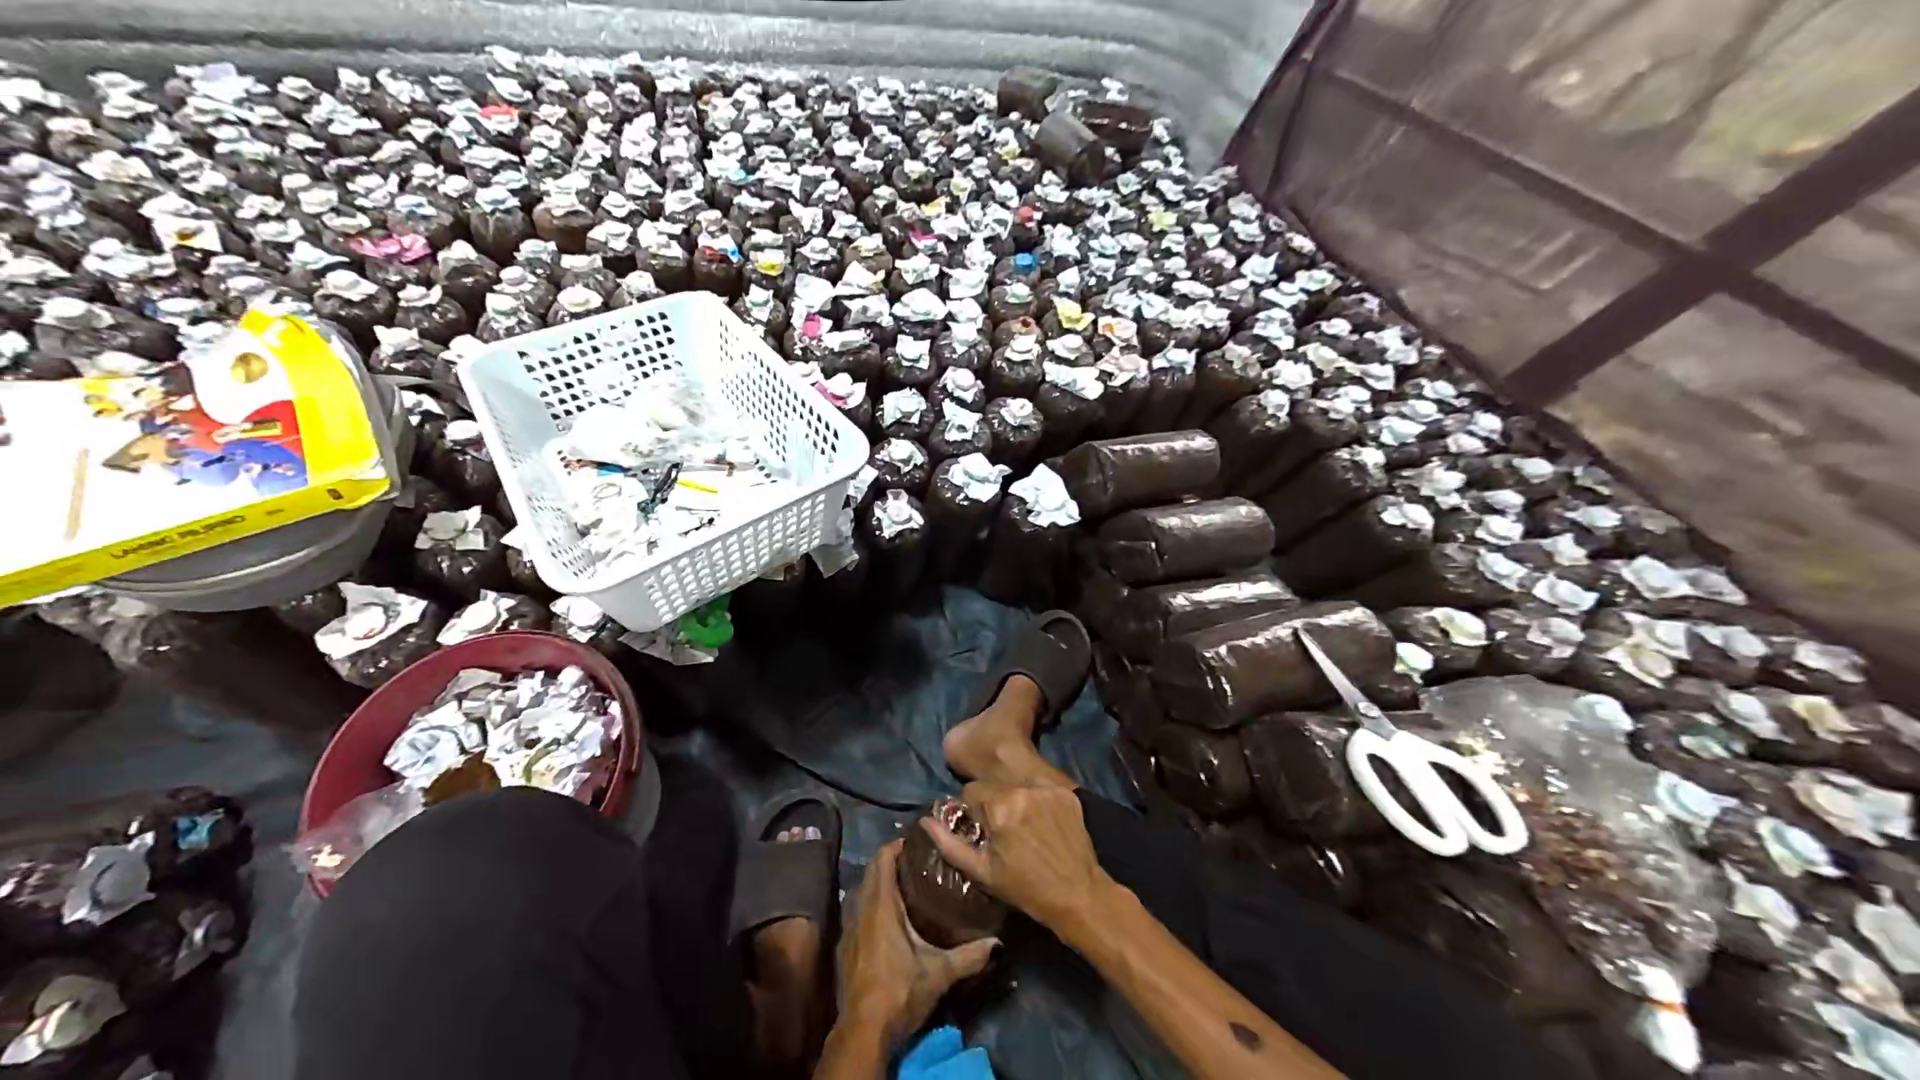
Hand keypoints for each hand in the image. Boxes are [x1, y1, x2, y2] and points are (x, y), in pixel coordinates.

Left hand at [836, 839, 997, 1052]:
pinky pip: (858, 914)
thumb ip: (969, 955)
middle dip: (892, 863)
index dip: (898, 845)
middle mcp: (859, 909)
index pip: (882, 858)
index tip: (919, 843)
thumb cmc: (899, 990)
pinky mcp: (844, 949)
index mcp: (880, 904)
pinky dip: (872, 908)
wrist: (862, 1032)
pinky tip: (891, 923)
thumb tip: (998, 943)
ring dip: (881, 886)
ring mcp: (848, 929)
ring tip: (909, 889)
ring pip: (863, 893)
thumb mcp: (939, 972)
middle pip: (872, 872)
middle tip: (920, 864)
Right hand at [921, 782, 1112, 937]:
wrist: (1078, 895)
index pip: (972, 790)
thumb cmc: (1026, 888)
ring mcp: (1049, 790)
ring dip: (1018, 803)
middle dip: (995, 806)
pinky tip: (1046, 826)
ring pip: (1020, 787)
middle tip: (1005, 834)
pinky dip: (1041, 803)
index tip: (983, 831)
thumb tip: (926, 821)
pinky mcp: (1068, 794)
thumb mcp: (982, 872)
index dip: (973, 811)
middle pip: (997, 788)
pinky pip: (1043, 790)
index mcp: (1000, 806)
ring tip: (1028, 830)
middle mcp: (1024, 790)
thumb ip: (949, 844)